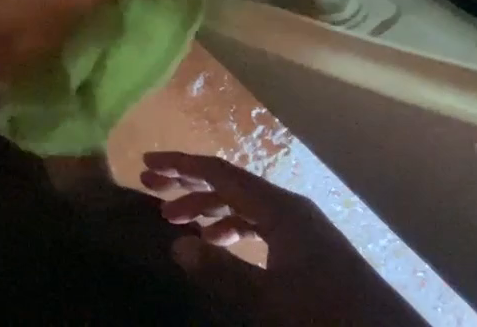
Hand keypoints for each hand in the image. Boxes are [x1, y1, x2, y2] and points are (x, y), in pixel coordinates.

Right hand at [141, 153, 429, 326]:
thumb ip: (222, 272)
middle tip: (150, 190)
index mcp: (280, 207)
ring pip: (244, 205)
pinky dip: (231, 227)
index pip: (220, 172)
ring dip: (208, 208)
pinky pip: (259, 225)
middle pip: (229, 184)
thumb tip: (176, 245)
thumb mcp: (272, 301)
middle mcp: (290, 208)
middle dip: (188, 185)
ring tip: (175, 221)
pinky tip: (218, 243)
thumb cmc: (330, 316)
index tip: (146, 165)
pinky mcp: (310, 251)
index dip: (180, 165)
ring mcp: (302, 229)